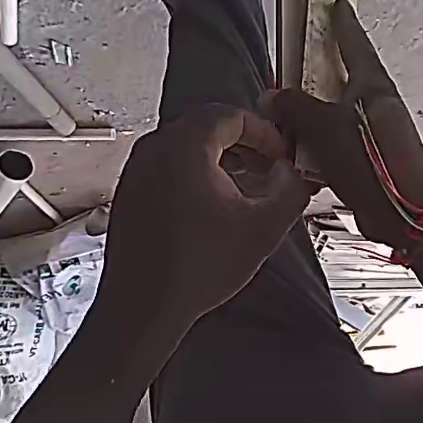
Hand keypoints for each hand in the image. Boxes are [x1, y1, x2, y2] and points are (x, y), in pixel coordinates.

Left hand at [97, 104, 308, 330]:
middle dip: (245, 143)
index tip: (280, 154)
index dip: (263, 132)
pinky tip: (216, 206)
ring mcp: (137, 171)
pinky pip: (168, 166)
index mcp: (185, 148)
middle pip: (206, 126)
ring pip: (186, 146)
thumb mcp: (263, 228)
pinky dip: (197, 173)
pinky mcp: (130, 193)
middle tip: (268, 167)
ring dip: (221, 158)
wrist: (144, 307)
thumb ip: (290, 191)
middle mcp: (154, 150)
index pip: (229, 115)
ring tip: (247, 187)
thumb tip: (292, 174)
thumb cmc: (197, 268)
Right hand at [268, 0, 422, 248]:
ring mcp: (374, 136)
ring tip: (286, 119)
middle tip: (300, 64)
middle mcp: (376, 107)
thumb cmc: (372, 162)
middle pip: (345, 81)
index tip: (339, 6)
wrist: (405, 213)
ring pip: (338, 117)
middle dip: (321, 74)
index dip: (344, 25)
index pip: (355, 45)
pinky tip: (299, 157)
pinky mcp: (370, 163)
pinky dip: (318, 148)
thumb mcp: (324, 127)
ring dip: (314, 118)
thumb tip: (273, 96)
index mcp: (372, 88)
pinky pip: (337, 146)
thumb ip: (295, 108)